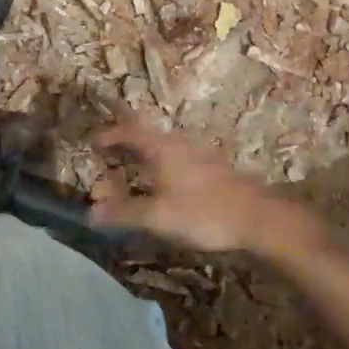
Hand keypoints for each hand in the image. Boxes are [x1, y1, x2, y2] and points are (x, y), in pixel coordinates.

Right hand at [90, 117, 320, 255]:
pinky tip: (165, 185)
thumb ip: (124, 212)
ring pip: (165, 147)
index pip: (129, 130)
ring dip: (145, 156)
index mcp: (163, 147)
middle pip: (147, 136)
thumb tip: (90, 212)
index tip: (92, 142)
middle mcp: (180, 143)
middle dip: (126, 145)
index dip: (109, 134)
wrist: (258, 218)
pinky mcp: (214, 169)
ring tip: (133, 172)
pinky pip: (178, 158)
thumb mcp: (158, 216)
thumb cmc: (204, 212)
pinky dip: (162, 166)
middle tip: (109, 158)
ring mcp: (200, 154)